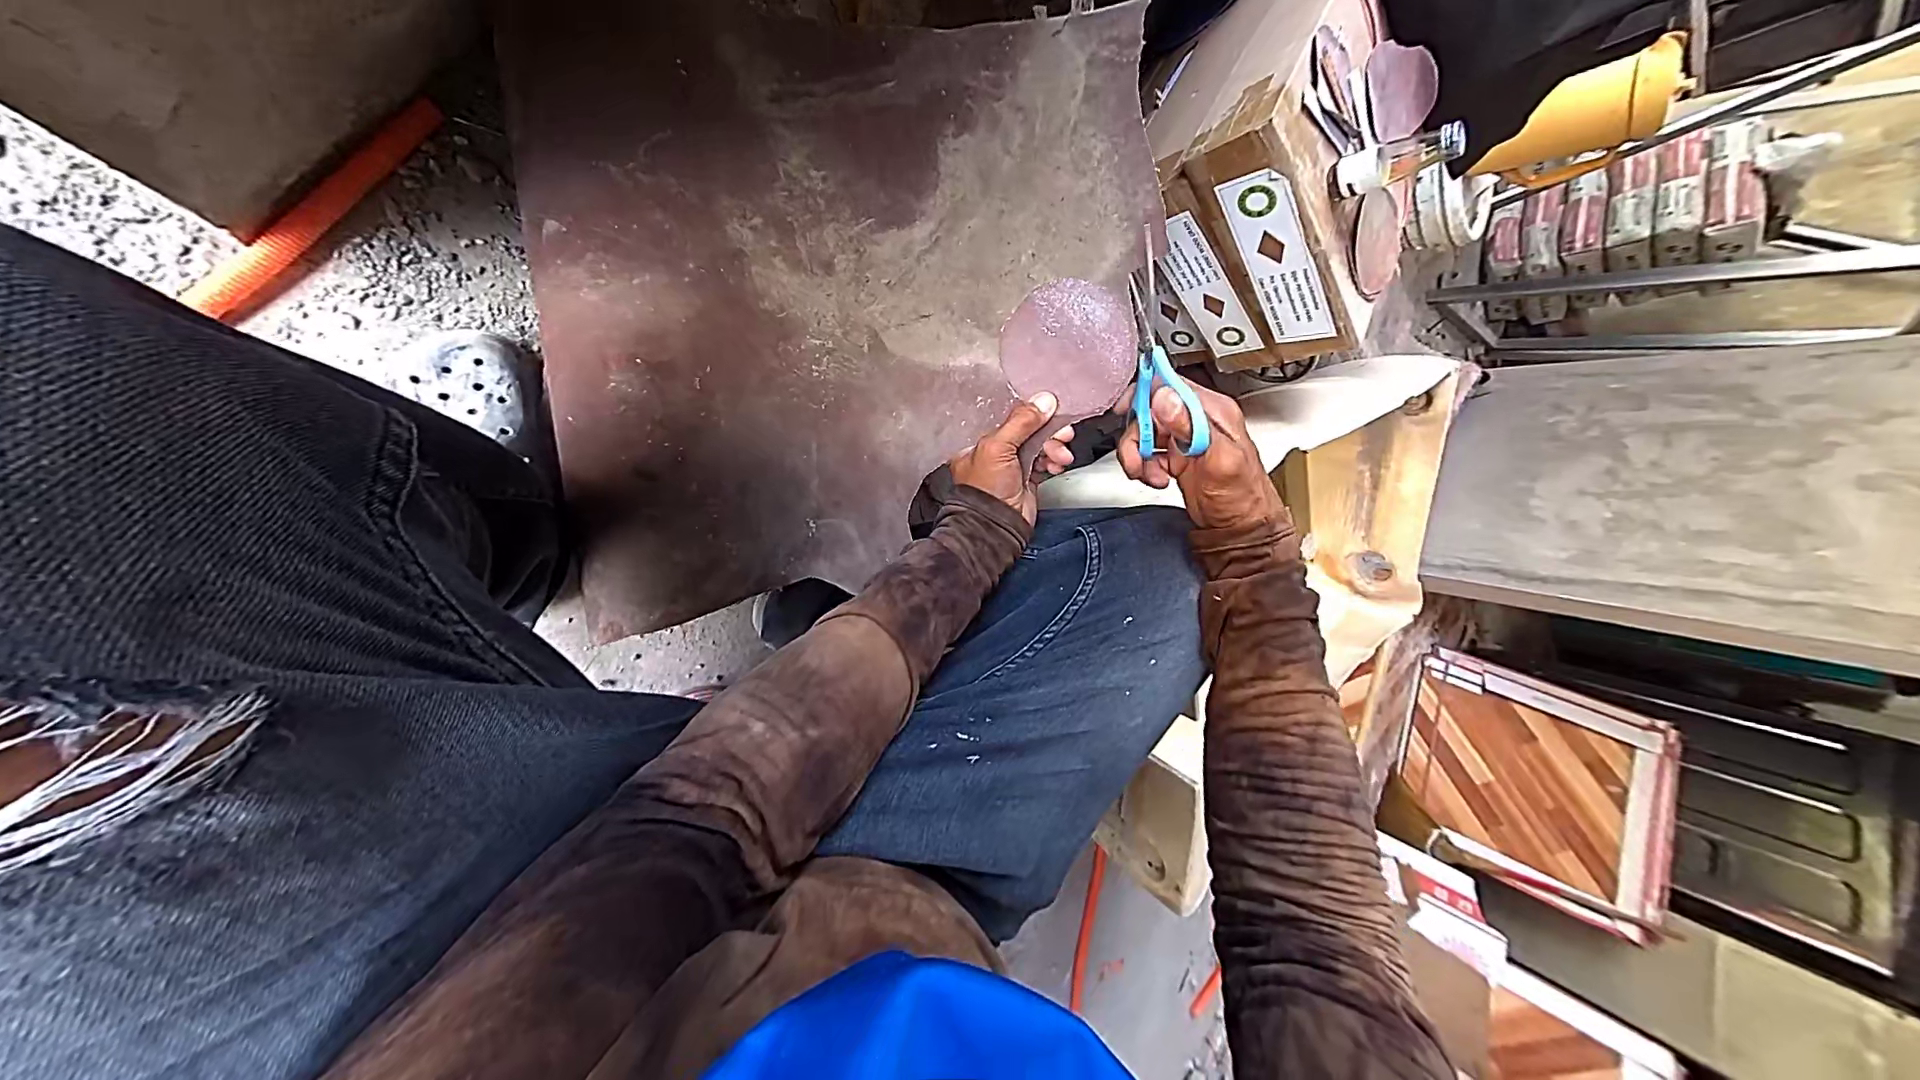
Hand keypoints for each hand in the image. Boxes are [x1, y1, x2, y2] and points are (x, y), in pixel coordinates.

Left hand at [949, 392, 1075, 525]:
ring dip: (1054, 448)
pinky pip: (1045, 463)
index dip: (1028, 412)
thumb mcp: (998, 448)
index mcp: (978, 444)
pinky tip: (1057, 465)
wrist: (998, 527)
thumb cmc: (986, 491)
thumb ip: (1020, 422)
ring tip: (1060, 456)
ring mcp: (1011, 468)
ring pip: (1039, 446)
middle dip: (1047, 431)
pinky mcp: (1027, 480)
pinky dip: (1054, 462)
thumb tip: (1043, 401)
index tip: (1048, 407)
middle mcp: (993, 454)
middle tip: (1063, 432)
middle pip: (1026, 431)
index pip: (1006, 419)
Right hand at [1117, 382, 1281, 531]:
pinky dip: (1142, 467)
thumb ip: (1192, 426)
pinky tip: (1156, 479)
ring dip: (1136, 455)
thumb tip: (1165, 399)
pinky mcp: (1173, 457)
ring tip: (1148, 473)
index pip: (1171, 384)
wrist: (1239, 528)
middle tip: (1138, 452)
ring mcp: (1183, 439)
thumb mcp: (1220, 458)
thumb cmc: (1242, 496)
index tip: (1129, 408)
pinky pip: (1144, 453)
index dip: (1145, 392)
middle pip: (1148, 410)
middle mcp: (1195, 420)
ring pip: (1143, 433)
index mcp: (1212, 411)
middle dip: (1137, 434)